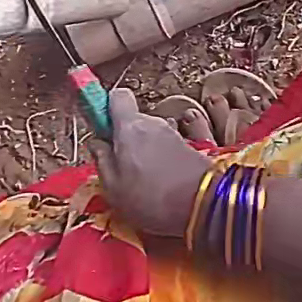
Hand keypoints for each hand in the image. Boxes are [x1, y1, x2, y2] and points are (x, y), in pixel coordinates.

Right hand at [90, 89, 210, 237]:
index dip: (108, 108)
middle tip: (122, 168)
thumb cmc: (151, 197)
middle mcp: (153, 122)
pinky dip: (160, 159)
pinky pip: (165, 146)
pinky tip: (161, 183)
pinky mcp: (189, 146)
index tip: (102, 130)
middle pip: (134, 120)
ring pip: (150, 135)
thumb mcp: (113, 187)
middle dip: (126, 138)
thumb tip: (97, 143)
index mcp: (130, 126)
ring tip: (144, 181)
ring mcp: (173, 133)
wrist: (204, 206)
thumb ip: (101, 161)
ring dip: (144, 151)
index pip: (118, 96)